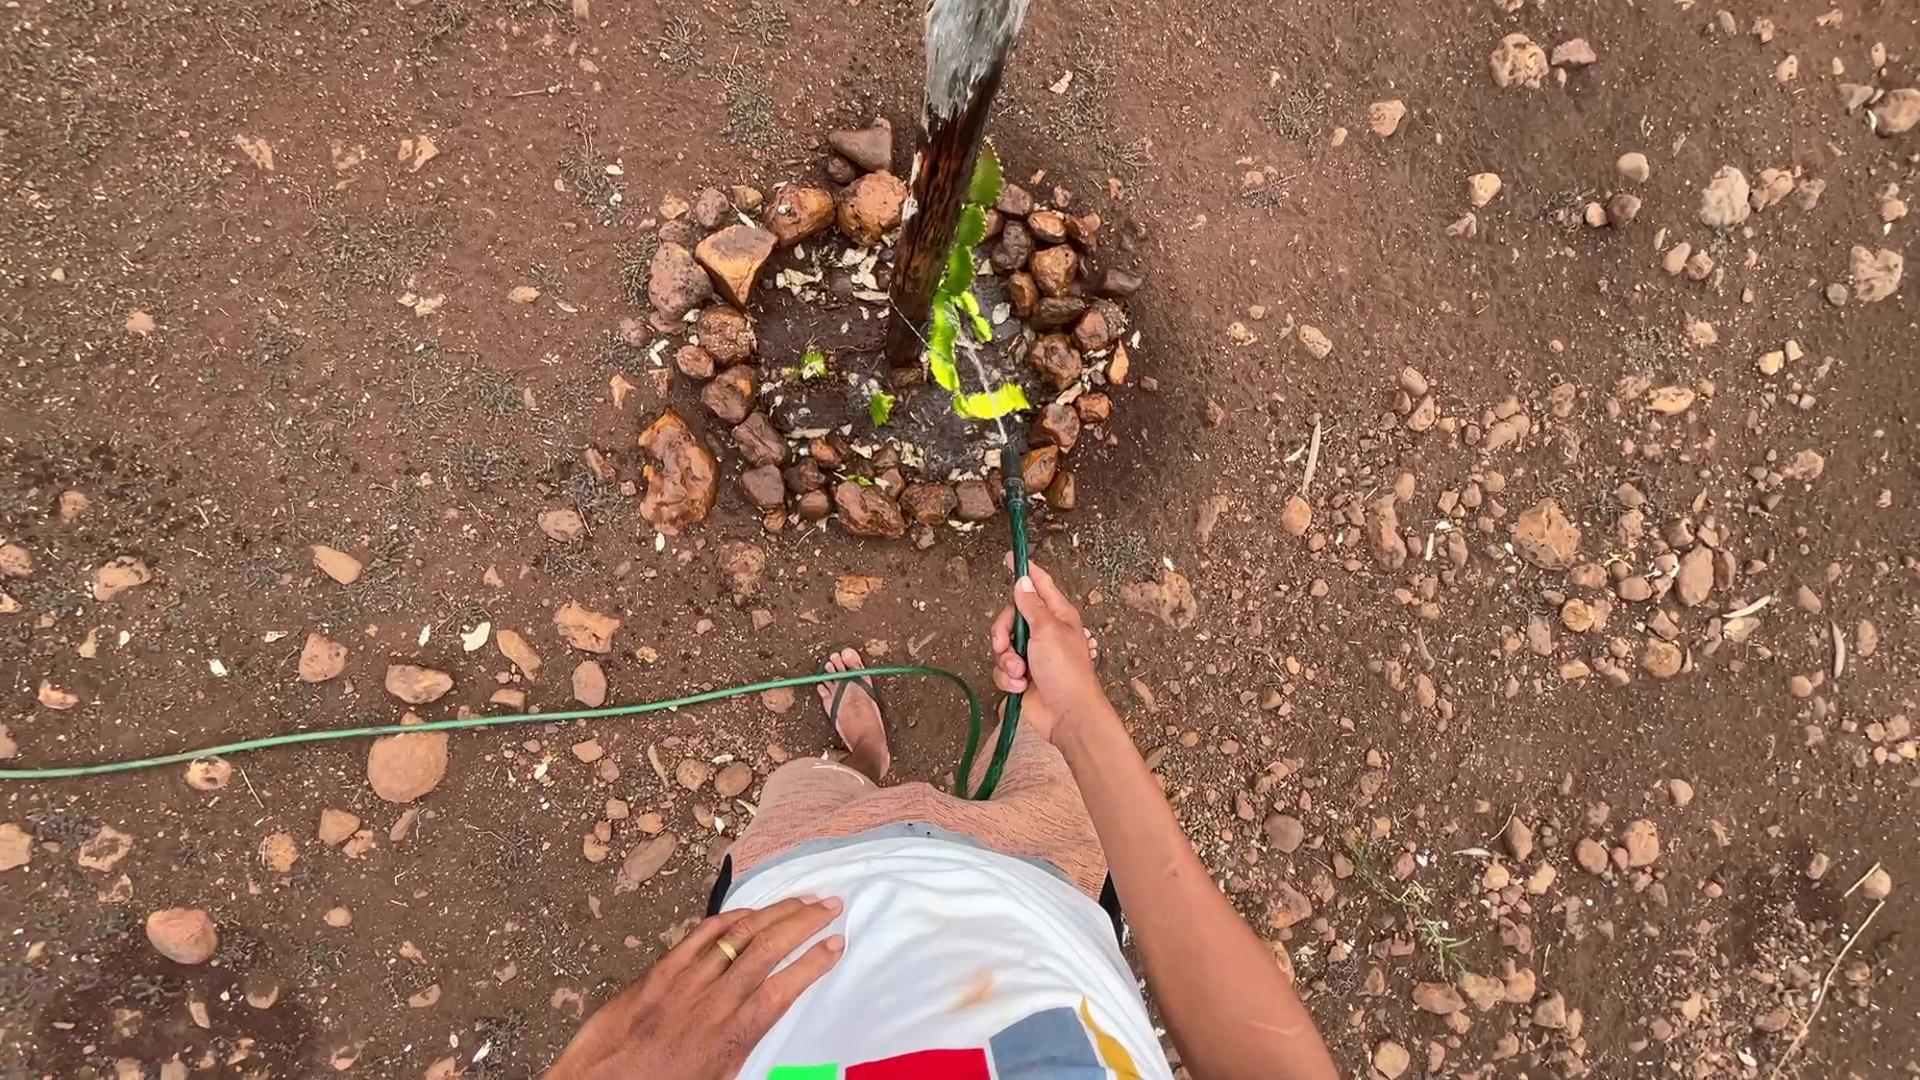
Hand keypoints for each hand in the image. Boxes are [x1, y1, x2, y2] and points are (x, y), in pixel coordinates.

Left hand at [545, 897, 843, 1079]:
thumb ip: (740, 1049)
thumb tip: (768, 1018)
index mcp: (729, 1037)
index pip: (783, 989)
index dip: (814, 962)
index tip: (838, 943)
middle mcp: (713, 1002)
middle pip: (768, 949)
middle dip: (805, 922)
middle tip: (832, 904)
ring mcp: (685, 981)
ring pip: (740, 934)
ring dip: (776, 912)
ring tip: (802, 898)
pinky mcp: (659, 971)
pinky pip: (701, 934)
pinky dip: (729, 918)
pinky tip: (749, 910)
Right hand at [990, 557, 1111, 743]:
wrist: (1066, 715)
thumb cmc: (1066, 671)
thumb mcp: (1047, 630)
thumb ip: (1031, 605)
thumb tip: (1023, 581)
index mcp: (1057, 616)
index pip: (1039, 585)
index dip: (1025, 572)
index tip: (1009, 558)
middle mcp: (1044, 632)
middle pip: (1011, 617)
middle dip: (1003, 632)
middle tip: (1006, 645)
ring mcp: (1032, 655)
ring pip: (1003, 646)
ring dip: (1007, 661)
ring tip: (1020, 673)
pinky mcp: (1022, 676)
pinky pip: (1002, 669)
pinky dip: (1008, 679)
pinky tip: (1021, 687)